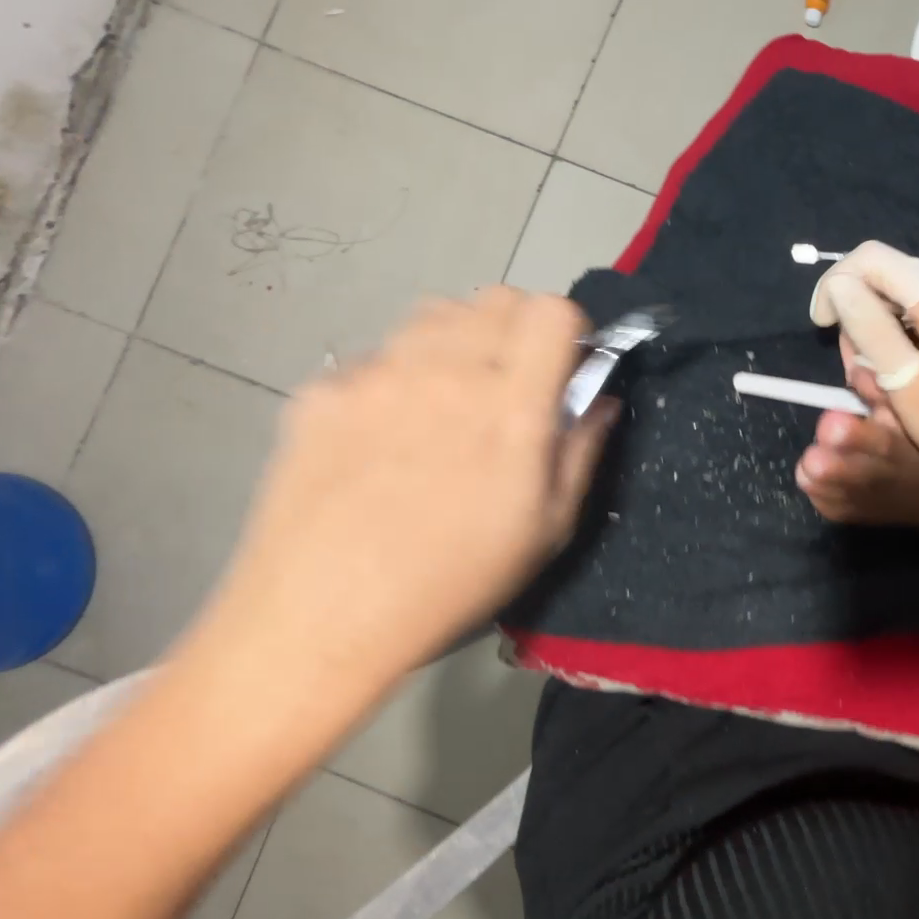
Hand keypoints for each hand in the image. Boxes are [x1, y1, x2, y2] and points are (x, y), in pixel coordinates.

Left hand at [193, 287, 615, 689]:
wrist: (316, 620)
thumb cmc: (453, 582)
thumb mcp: (548, 530)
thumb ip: (583, 451)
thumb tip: (602, 399)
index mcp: (510, 407)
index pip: (550, 311)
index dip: (570, 330)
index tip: (567, 368)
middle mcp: (444, 372)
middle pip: (497, 298)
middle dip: (520, 329)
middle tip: (515, 383)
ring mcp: (374, 375)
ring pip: (436, 314)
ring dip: (461, 340)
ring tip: (453, 398)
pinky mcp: (320, 390)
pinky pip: (378, 355)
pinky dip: (400, 375)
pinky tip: (388, 432)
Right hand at [810, 241, 918, 495]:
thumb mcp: (906, 387)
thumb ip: (870, 329)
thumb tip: (839, 285)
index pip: (873, 259)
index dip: (837, 284)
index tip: (823, 325)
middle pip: (889, 279)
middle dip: (862, 320)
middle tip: (862, 377)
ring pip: (907, 298)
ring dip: (884, 334)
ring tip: (886, 387)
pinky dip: (910, 336)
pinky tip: (910, 375)